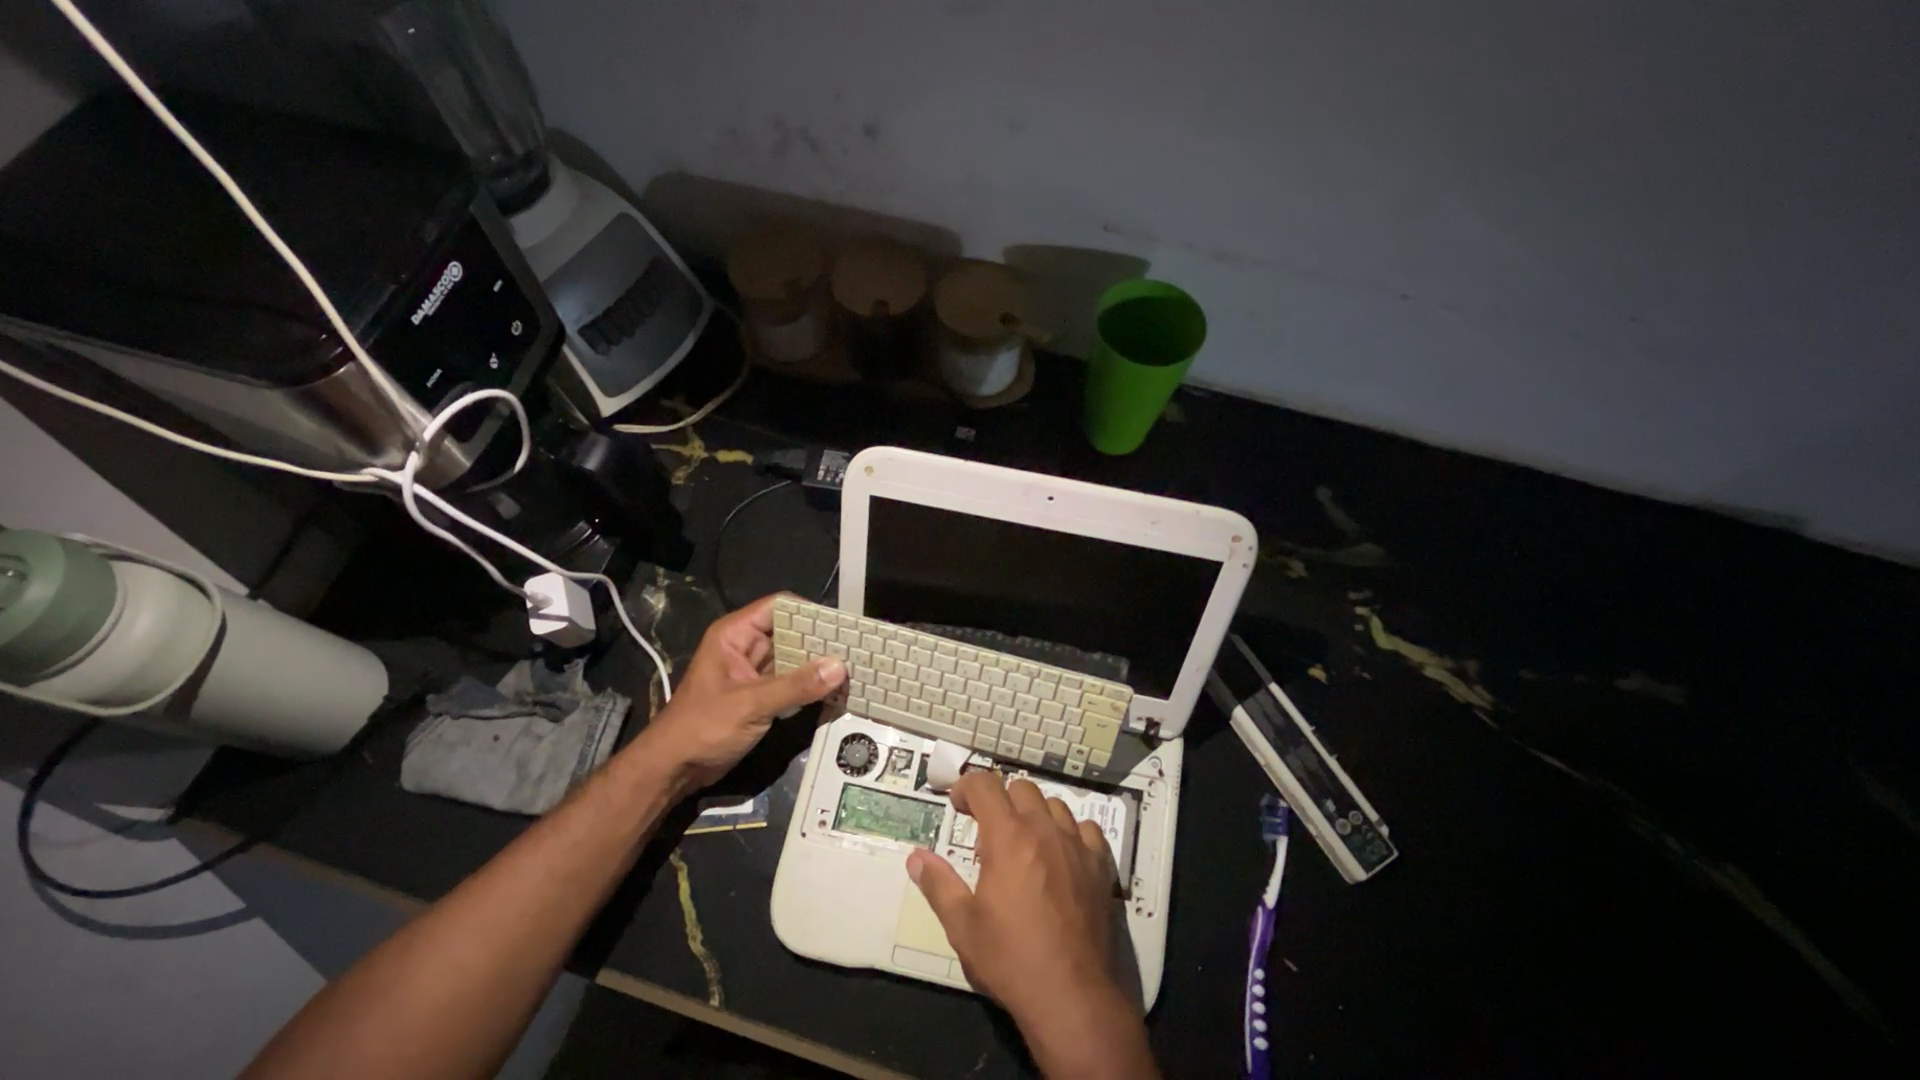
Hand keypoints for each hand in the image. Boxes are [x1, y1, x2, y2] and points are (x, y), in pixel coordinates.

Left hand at [631, 593, 844, 793]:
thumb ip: (795, 686)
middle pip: (790, 632)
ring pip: (793, 659)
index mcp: (735, 635)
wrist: (674, 768)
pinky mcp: (760, 696)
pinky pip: (791, 683)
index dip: (810, 612)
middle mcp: (745, 647)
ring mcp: (753, 673)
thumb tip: (839, 667)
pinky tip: (836, 689)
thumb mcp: (751, 704)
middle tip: (857, 648)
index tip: (842, 625)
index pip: (779, 608)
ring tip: (854, 667)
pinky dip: (810, 686)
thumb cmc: (703, 727)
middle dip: (820, 641)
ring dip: (818, 665)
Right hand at [907, 772, 1157, 1078]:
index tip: (957, 806)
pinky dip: (1070, 832)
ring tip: (1023, 843)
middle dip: (999, 800)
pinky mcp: (1101, 867)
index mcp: (1008, 838)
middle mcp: (1044, 831)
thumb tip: (916, 857)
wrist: (1071, 994)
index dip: (966, 787)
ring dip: (1034, 813)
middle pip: (1021, 788)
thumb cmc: (1010, 959)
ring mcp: (1077, 847)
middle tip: (986, 830)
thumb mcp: (962, 925)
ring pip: (1055, 805)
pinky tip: (1061, 856)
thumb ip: (938, 884)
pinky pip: (1087, 829)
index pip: (985, 785)